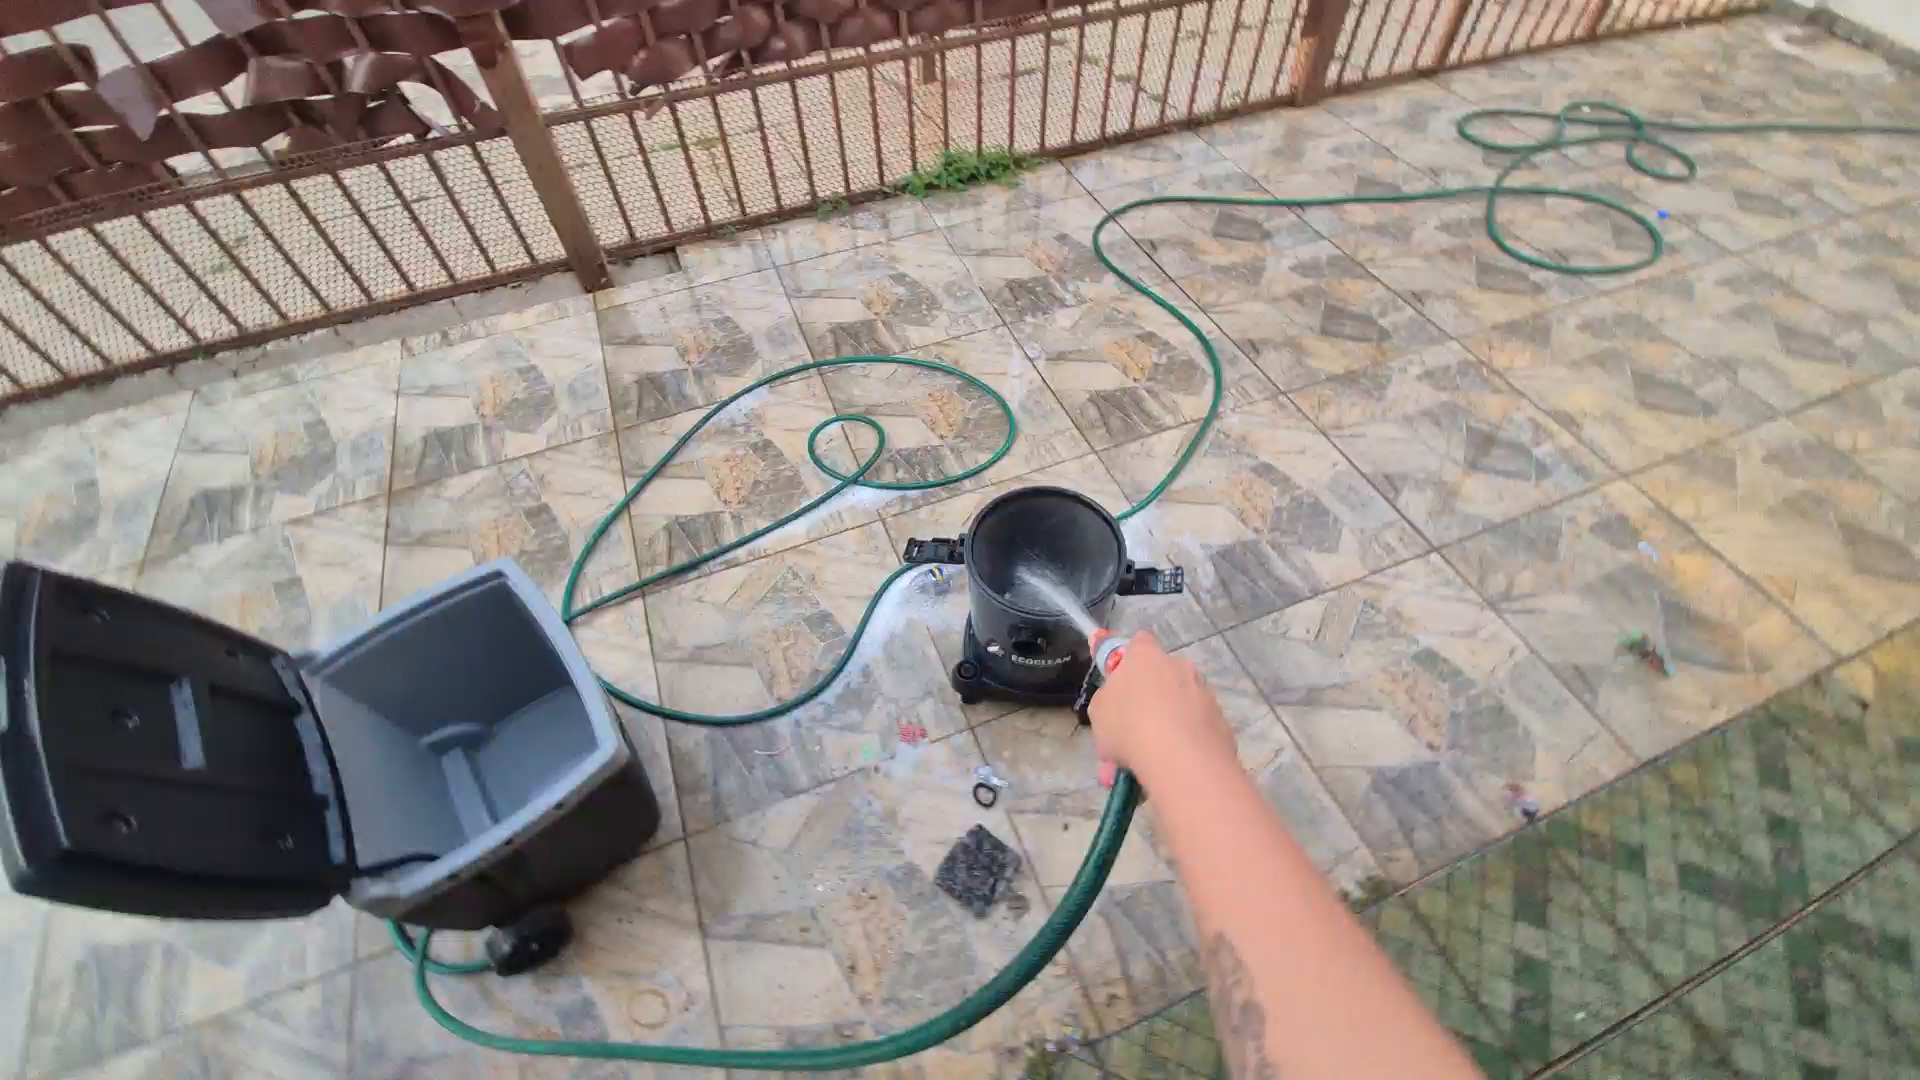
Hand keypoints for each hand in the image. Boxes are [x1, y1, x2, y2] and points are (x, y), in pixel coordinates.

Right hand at [1087, 632, 1237, 788]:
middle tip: (1131, 736)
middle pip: (1161, 678)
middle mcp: (1179, 666)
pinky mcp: (1221, 721)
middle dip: (1148, 703)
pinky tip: (1168, 771)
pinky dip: (1183, 745)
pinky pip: (1195, 729)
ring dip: (1164, 730)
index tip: (1122, 684)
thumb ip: (1108, 699)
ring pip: (1178, 709)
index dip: (1129, 661)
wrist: (1182, 761)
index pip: (1138, 642)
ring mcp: (1204, 693)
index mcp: (1145, 657)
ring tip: (1145, 765)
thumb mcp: (1098, 712)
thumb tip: (1118, 700)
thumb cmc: (1129, 726)